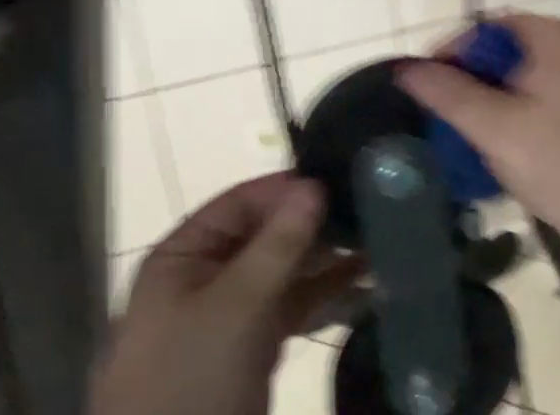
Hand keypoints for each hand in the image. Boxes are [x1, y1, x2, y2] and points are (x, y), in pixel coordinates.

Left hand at [90, 174, 364, 414]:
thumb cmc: (193, 374)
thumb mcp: (238, 303)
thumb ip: (279, 242)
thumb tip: (315, 184)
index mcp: (183, 256)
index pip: (239, 203)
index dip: (286, 190)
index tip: (339, 184)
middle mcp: (205, 275)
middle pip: (264, 233)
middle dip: (313, 223)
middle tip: (367, 210)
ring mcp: (230, 310)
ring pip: (283, 267)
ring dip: (325, 255)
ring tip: (376, 238)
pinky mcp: (253, 341)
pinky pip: (292, 302)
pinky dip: (324, 290)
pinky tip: (365, 277)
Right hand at [396, 14, 559, 256]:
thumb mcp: (496, 128)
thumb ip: (450, 94)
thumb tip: (406, 68)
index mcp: (554, 36)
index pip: (487, 27)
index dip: (450, 53)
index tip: (422, 89)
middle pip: (504, 51)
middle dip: (469, 81)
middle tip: (440, 118)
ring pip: (520, 78)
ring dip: (489, 103)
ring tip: (462, 138)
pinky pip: (538, 98)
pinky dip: (513, 116)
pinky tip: (497, 149)